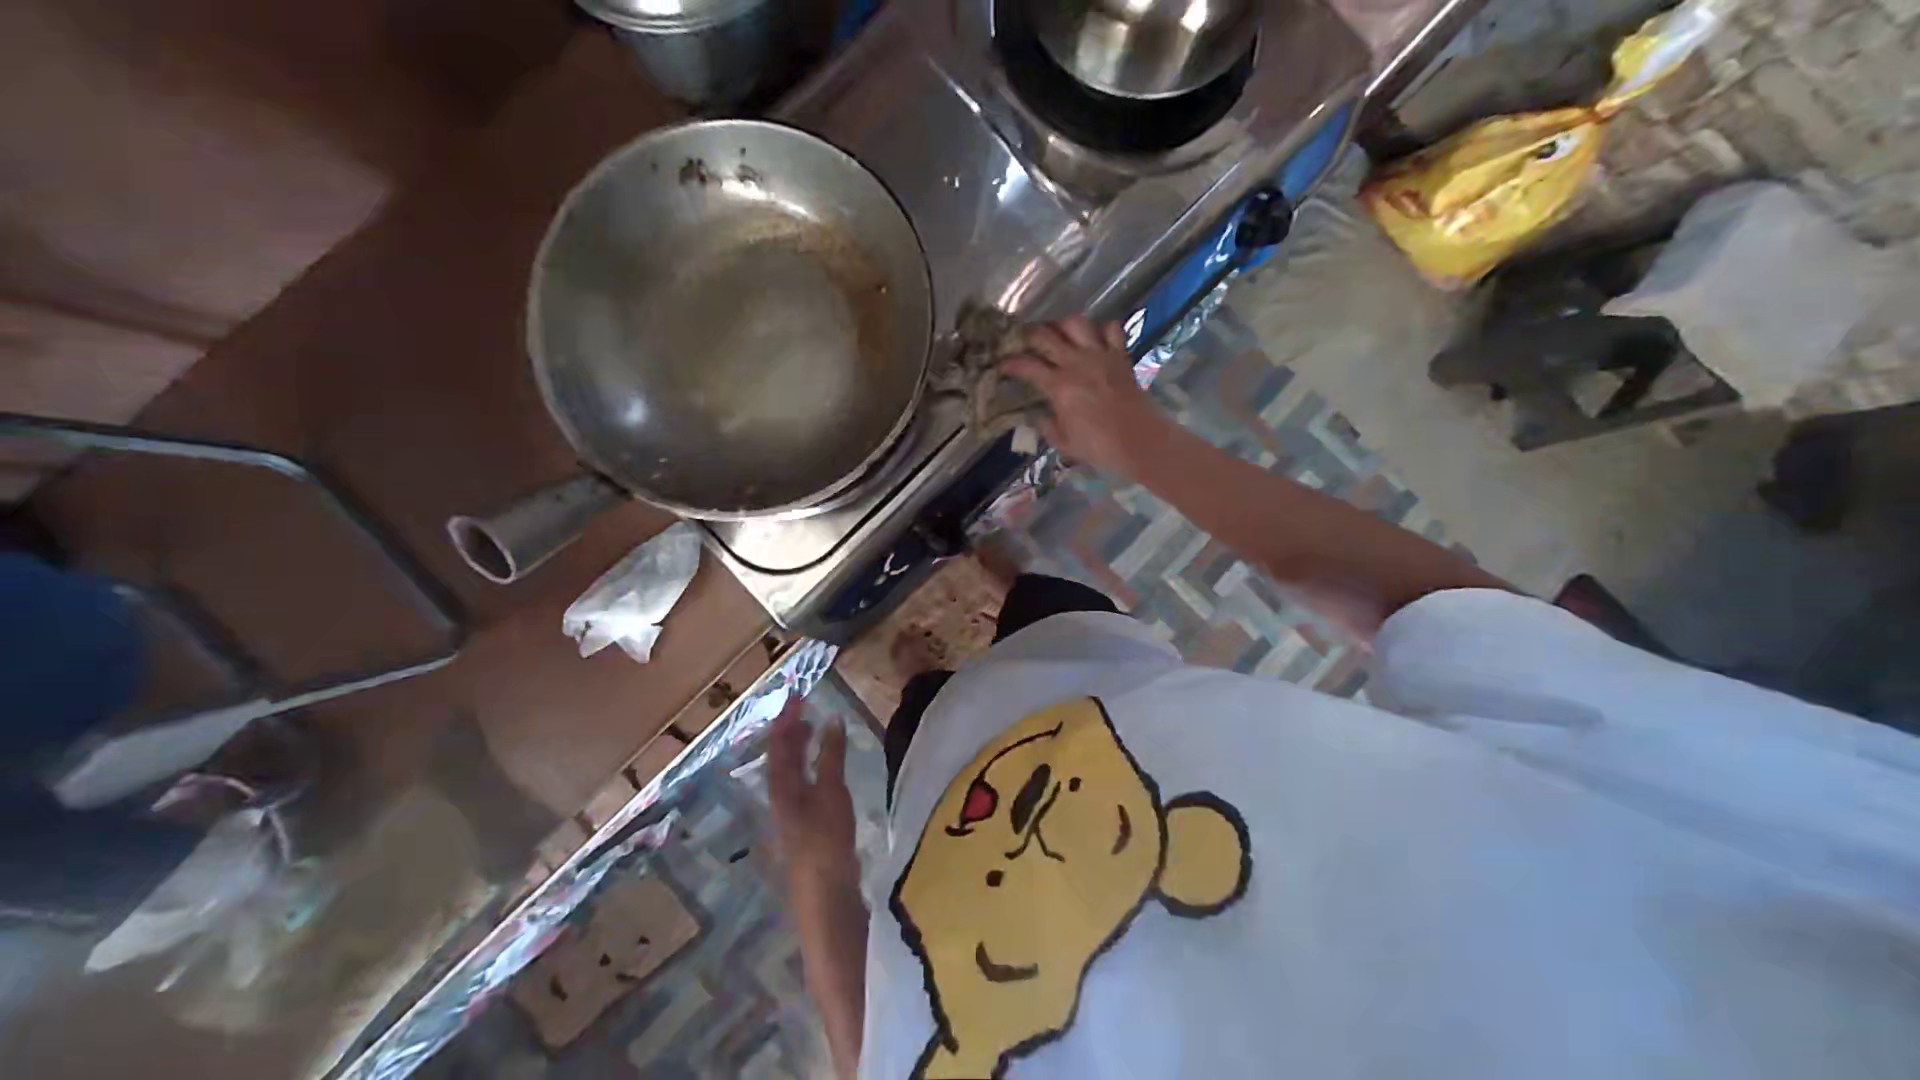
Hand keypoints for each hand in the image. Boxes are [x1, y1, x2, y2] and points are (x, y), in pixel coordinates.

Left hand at [767, 698, 857, 894]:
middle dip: (790, 732)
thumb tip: (833, 719)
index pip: (779, 744)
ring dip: (799, 749)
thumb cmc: (825, 839)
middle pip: (780, 758)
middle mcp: (781, 798)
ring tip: (813, 731)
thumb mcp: (831, 792)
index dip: (787, 718)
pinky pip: (803, 784)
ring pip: (790, 772)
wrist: (825, 894)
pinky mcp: (806, 826)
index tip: (797, 695)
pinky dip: (811, 767)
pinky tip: (823, 769)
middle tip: (805, 709)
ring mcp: (791, 813)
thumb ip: (832, 756)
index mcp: (781, 787)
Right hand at [1001, 315, 1173, 479]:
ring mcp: (1100, 355)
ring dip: (1062, 325)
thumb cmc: (1099, 447)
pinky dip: (1100, 329)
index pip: (1026, 365)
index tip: (1000, 366)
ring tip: (1057, 334)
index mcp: (1059, 386)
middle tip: (1024, 341)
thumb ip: (1046, 425)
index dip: (1009, 363)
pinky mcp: (1120, 355)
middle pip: (1045, 335)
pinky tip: (1094, 340)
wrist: (1141, 441)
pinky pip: (1110, 329)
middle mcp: (1076, 363)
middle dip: (1029, 335)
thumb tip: (1035, 414)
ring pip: (1075, 323)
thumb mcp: (1064, 442)